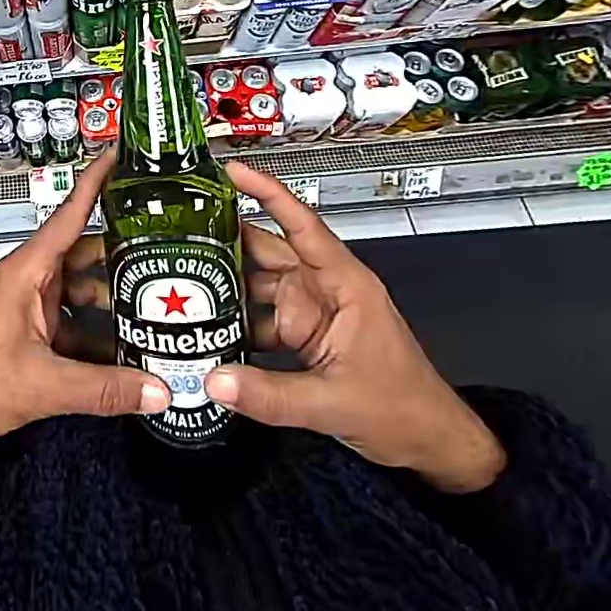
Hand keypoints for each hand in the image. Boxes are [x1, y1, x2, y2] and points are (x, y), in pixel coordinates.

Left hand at [0, 149, 168, 452]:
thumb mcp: (42, 385)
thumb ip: (104, 390)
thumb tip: (158, 392)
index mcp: (28, 271)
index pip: (71, 213)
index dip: (98, 180)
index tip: (124, 154)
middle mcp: (32, 278)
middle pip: (88, 251)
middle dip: (126, 251)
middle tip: (169, 249)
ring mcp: (32, 303)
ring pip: (84, 287)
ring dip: (115, 297)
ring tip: (158, 305)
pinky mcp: (32, 327)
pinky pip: (75, 318)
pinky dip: (99, 330)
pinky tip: (128, 347)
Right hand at [207, 163, 505, 492]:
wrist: (428, 439)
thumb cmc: (402, 407)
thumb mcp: (332, 403)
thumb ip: (269, 395)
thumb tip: (214, 380)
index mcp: (344, 285)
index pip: (303, 226)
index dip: (268, 193)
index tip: (234, 171)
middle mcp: (327, 289)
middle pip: (273, 252)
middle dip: (231, 238)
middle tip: (182, 231)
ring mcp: (316, 312)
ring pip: (264, 285)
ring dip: (231, 285)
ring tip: (184, 281)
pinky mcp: (308, 335)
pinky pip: (266, 318)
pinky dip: (241, 321)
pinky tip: (212, 329)